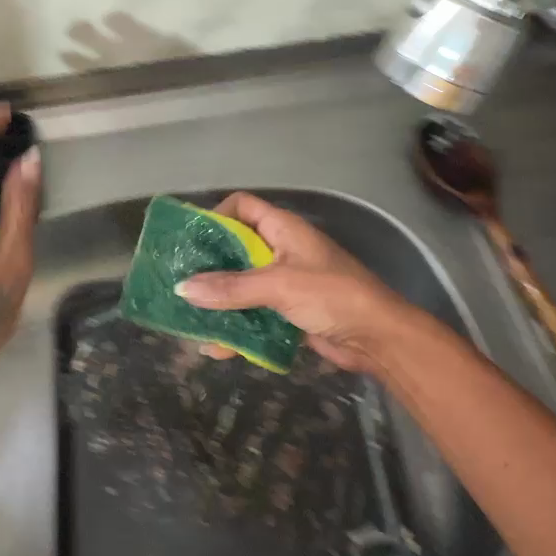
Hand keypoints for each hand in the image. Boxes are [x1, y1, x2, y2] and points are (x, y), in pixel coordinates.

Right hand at [175, 192, 445, 374]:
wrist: (379, 338)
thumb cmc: (332, 296)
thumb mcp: (279, 286)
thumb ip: (230, 288)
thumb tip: (182, 289)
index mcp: (283, 229)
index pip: (242, 207)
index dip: (215, 216)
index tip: (189, 241)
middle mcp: (282, 251)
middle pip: (235, 251)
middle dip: (207, 269)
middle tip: (176, 284)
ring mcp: (286, 283)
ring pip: (242, 287)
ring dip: (218, 304)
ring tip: (188, 322)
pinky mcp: (289, 313)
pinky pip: (254, 316)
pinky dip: (236, 330)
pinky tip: (215, 348)